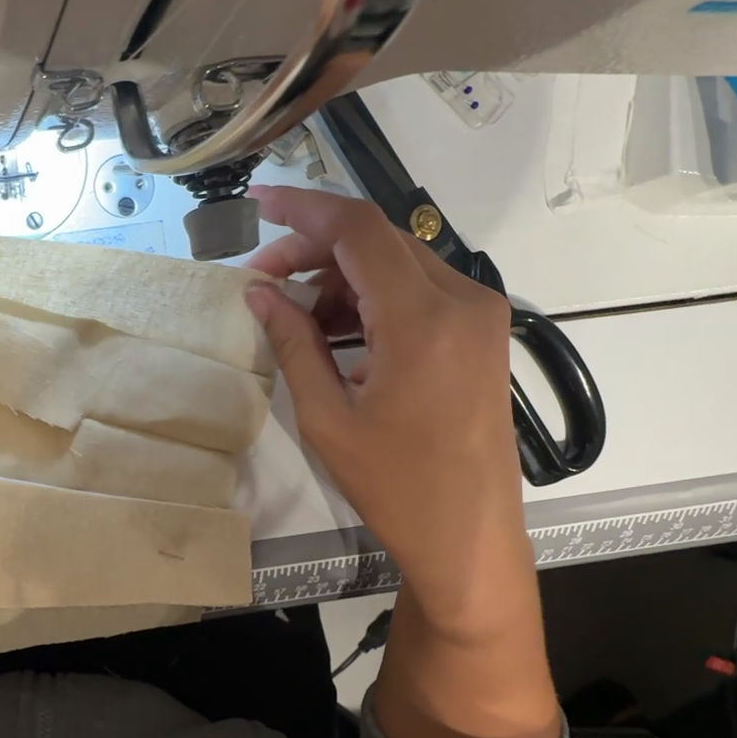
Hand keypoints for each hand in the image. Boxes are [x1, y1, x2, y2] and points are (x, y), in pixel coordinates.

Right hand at [243, 186, 528, 635]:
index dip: (304, 209)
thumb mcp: (327, 416)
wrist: (467, 532)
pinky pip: (416, 293)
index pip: (359, 230)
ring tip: (292, 317)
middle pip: (378, 241)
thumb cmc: (393, 483)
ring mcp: (478, 314)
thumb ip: (293, 343)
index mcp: (422, 318)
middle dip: (314, 250)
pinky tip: (334, 332)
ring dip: (340, 278)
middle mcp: (461, 299)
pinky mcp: (479, 333)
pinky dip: (370, 300)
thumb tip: (259, 293)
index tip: (257, 205)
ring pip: (396, 264)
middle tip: (262, 283)